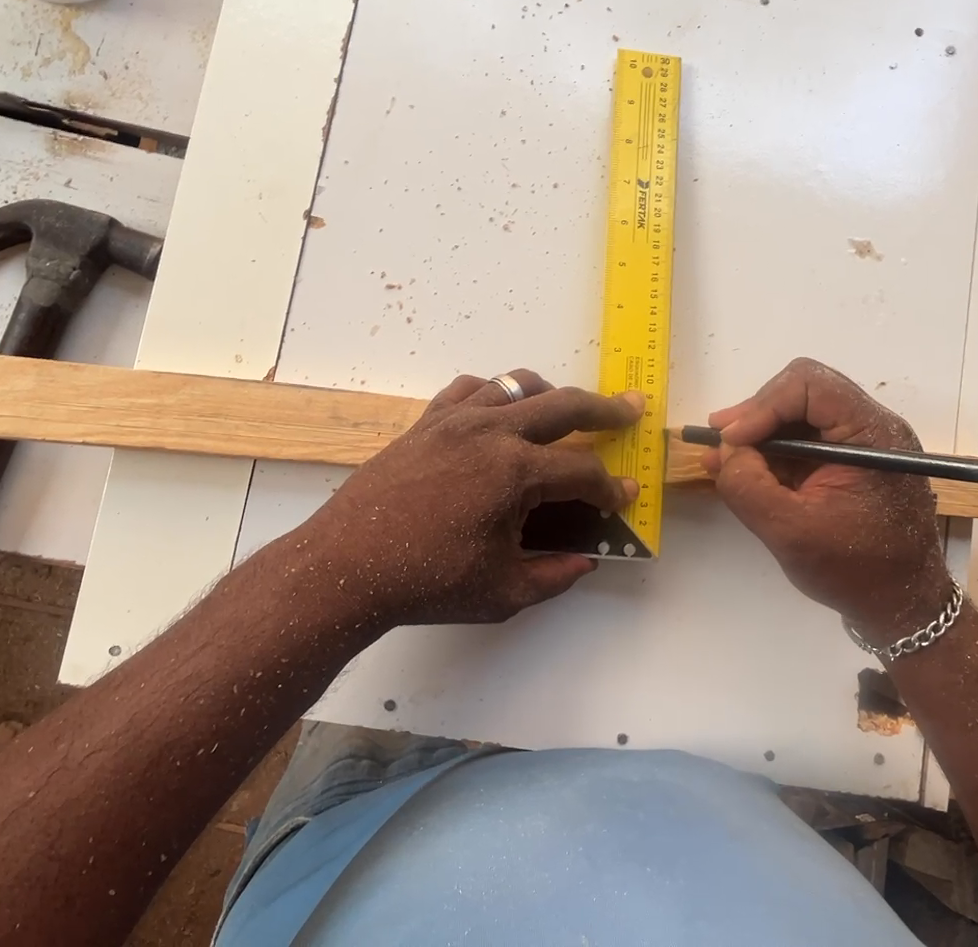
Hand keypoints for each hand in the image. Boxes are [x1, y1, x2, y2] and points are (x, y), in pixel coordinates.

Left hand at [287, 370, 642, 627]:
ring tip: (567, 407)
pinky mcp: (425, 423)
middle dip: (605, 409)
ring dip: (550, 393)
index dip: (610, 489)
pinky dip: (493, 392)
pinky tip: (499, 408)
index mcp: (514, 472)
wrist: (346, 566)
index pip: (582, 472)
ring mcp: (454, 421)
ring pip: (515, 386)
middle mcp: (490, 432)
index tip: (623, 499)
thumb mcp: (503, 591)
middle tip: (630, 408)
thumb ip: (553, 576)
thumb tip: (583, 562)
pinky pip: (468, 389)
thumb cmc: (426, 582)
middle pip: (563, 405)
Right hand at [705, 358, 953, 642]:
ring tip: (721, 459)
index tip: (732, 440)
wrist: (899, 607)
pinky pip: (803, 442)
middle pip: (802, 393)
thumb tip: (725, 449)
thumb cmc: (855, 572)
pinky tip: (739, 470)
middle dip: (756, 416)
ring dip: (759, 435)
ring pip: (799, 416)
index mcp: (872, 435)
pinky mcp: (848, 464)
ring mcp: (861, 445)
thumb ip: (749, 486)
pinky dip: (770, 453)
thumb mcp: (791, 532)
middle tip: (718, 441)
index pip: (809, 386)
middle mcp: (871, 428)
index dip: (762, 405)